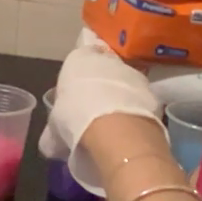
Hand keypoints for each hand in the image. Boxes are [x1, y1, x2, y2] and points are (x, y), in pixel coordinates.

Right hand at [37, 28, 163, 193]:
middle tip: (94, 110)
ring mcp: (133, 73)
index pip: (80, 56)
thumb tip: (50, 144)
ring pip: (125, 83)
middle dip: (101, 85)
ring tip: (114, 123)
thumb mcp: (54, 130)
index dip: (80, 75)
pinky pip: (140, 100)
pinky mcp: (151, 93)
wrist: (114, 129)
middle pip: (105, 69)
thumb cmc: (74, 119)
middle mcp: (108, 58)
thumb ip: (52, 133)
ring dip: (121, 98)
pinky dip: (136, 111)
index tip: (77, 93)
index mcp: (79, 58)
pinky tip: (129, 129)